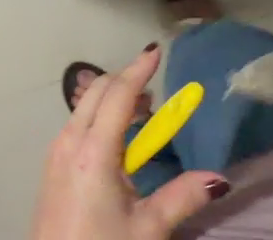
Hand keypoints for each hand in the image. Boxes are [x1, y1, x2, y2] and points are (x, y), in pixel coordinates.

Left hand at [31, 45, 229, 239]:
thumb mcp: (147, 229)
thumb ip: (182, 197)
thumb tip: (220, 177)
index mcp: (94, 151)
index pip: (119, 94)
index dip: (139, 70)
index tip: (157, 51)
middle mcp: (70, 140)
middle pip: (99, 90)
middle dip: (127, 81)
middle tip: (156, 91)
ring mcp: (57, 151)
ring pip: (86, 105)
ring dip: (113, 99)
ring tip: (143, 117)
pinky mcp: (52, 164)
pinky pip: (78, 122)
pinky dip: (100, 116)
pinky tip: (118, 140)